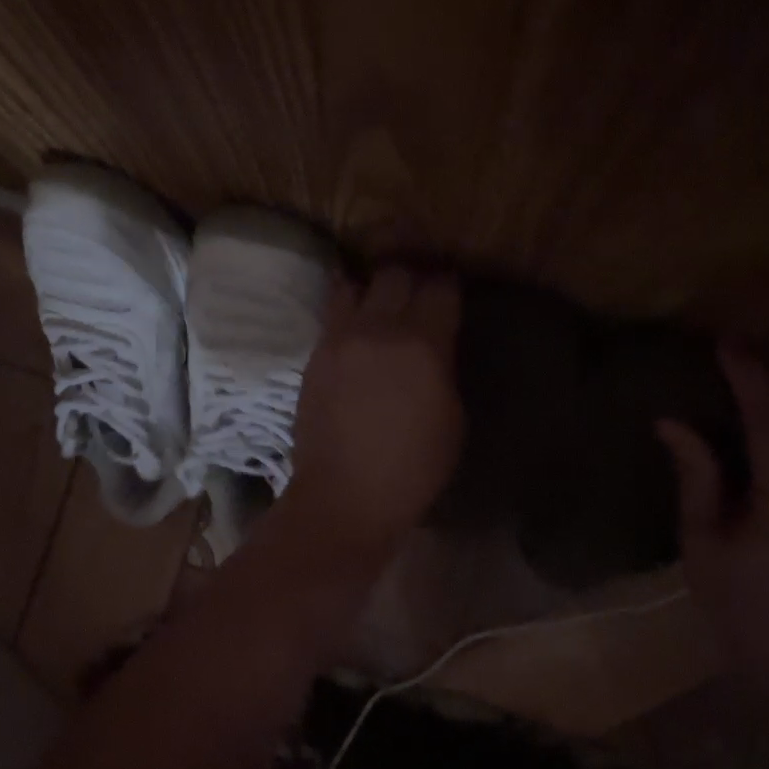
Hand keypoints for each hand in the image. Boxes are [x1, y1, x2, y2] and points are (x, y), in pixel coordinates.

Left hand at [284, 266, 464, 557]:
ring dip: (373, 287)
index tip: (452, 287)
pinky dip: (348, 308)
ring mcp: (340, 338)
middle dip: (412, 276)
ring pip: (357, 285)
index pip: (441, 288)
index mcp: (423, 343)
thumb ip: (444, 368)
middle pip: (396, 274)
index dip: (449, 283)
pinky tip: (357, 322)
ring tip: (382, 299)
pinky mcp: (315, 353)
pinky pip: (332, 313)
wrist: (345, 495)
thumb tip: (435, 346)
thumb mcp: (452, 418)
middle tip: (419, 289)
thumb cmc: (413, 468)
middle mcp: (379, 328)